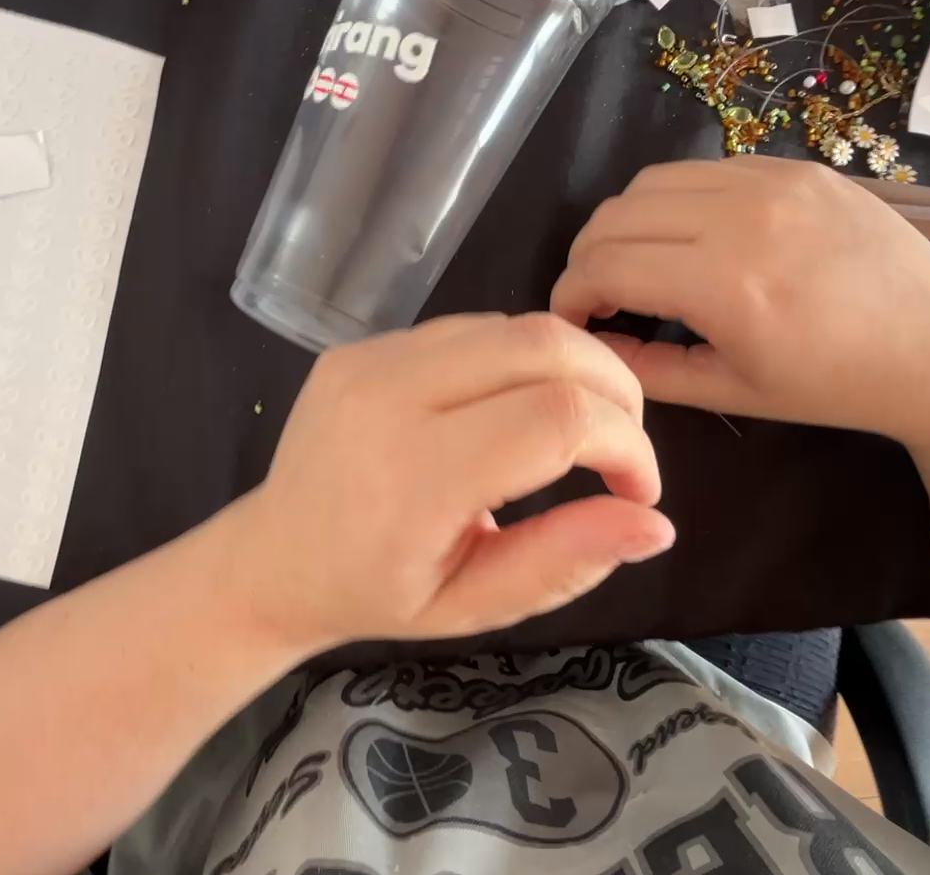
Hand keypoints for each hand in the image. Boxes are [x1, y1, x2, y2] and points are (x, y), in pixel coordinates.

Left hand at [223, 313, 674, 650]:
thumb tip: (656, 523)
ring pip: (511, 324)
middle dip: (614, 386)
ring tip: (577, 425)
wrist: (273, 557)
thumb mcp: (474, 605)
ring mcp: (369, 359)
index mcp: (414, 477)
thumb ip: (564, 562)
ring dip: (570, 366)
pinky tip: (513, 405)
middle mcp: (388, 396)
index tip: (638, 491)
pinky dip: (518, 358)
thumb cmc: (375, 594)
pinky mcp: (361, 346)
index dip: (627, 444)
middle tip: (623, 444)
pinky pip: (468, 328)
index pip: (556, 418)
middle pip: (543, 345)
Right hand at [550, 156, 929, 445]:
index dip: (568, 295)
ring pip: (650, 182)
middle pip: (614, 216)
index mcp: (726, 283)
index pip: (604, 266)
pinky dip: (675, 202)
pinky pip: (703, 170)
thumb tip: (589, 344)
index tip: (571, 318)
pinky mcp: (796, 166)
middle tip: (598, 296)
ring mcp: (772, 181)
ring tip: (641, 262)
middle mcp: (742, 216)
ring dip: (626, 224)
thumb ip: (646, 368)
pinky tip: (694, 237)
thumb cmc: (836, 385)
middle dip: (586, 259)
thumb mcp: (732, 392)